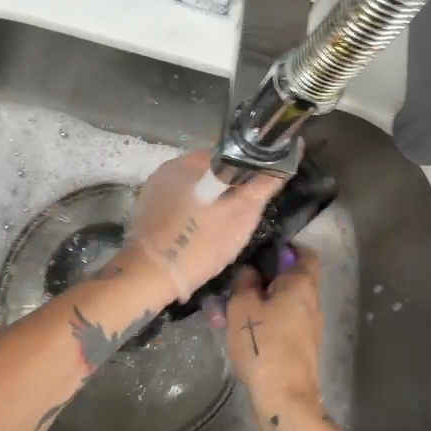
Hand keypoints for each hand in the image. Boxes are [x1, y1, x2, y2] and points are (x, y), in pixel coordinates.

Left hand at [116, 150, 281, 304]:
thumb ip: (261, 187)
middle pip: (212, 170)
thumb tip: (283, 162)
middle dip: (225, 188)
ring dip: (207, 199)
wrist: (149, 274)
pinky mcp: (146, 202)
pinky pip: (177, 197)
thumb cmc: (199, 244)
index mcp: (195, 161)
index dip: (246, 173)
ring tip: (213, 226)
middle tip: (234, 216)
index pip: (232, 155)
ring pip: (194, 185)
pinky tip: (192, 230)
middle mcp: (173, 164)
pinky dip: (189, 208)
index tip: (252, 195)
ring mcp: (156, 183)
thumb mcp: (240, 219)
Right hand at [213, 245, 324, 414]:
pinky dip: (261, 323)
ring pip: (281, 304)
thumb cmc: (263, 345)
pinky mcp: (300, 349)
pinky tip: (235, 333)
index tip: (260, 251)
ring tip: (223, 314)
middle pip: (289, 280)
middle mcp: (311, 303)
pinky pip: (280, 324)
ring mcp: (308, 328)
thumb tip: (252, 271)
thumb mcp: (243, 307)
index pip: (305, 254)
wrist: (284, 399)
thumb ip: (246, 282)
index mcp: (302, 285)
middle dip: (260, 281)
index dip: (285, 248)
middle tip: (233, 285)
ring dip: (256, 305)